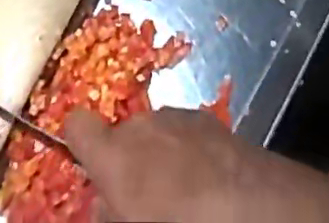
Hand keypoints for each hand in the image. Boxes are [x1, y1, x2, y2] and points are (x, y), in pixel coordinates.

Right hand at [63, 108, 281, 222]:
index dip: (79, 142)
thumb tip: (104, 207)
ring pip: (154, 135)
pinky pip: (183, 134)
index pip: (76, 125)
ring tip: (179, 197)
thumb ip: (107, 215)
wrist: (252, 207)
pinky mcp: (207, 119)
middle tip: (140, 203)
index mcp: (113, 154)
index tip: (88, 168)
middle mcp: (140, 125)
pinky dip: (186, 153)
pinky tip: (205, 185)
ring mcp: (175, 117)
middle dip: (127, 164)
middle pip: (120, 136)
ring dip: (158, 159)